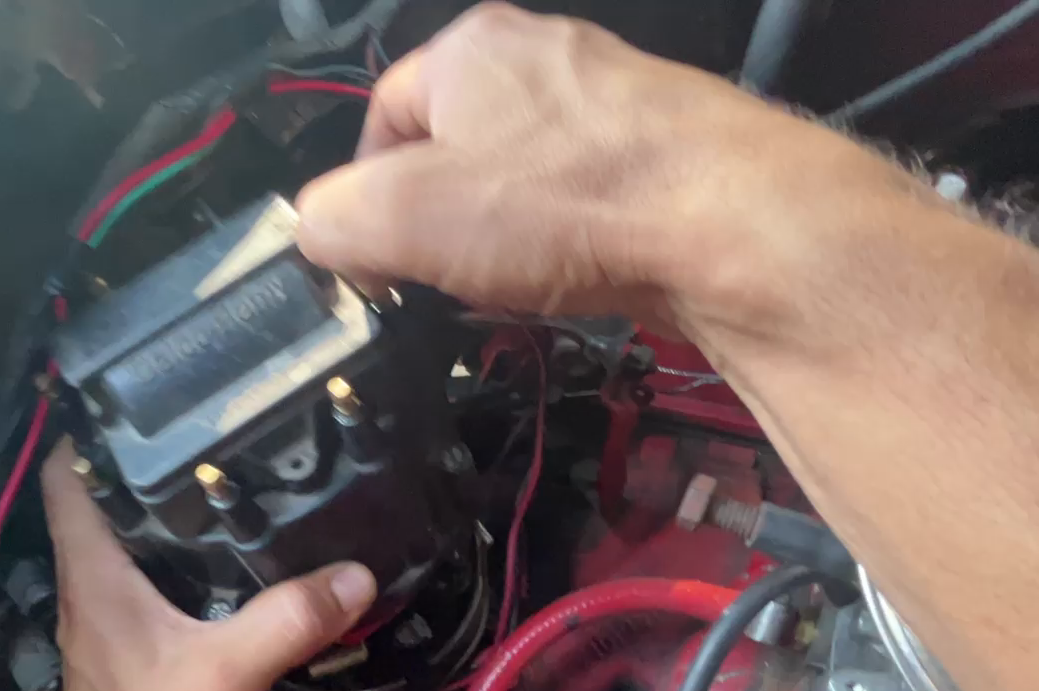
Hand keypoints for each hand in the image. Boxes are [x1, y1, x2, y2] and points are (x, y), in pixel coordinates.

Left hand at [37, 443, 376, 690]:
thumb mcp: (228, 670)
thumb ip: (290, 618)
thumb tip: (357, 575)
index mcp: (95, 575)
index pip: (68, 481)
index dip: (91, 435)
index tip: (142, 405)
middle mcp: (93, 590)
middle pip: (106, 506)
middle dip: (149, 468)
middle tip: (210, 436)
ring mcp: (112, 624)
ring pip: (133, 549)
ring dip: (170, 519)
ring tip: (231, 486)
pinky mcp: (136, 653)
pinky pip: (158, 588)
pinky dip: (188, 567)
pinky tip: (237, 566)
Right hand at [296, 3, 935, 355]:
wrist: (720, 227)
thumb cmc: (553, 207)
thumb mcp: (404, 218)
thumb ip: (335, 222)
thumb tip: (318, 236)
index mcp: (469, 53)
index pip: (381, 119)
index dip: (362, 197)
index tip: (374, 264)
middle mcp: (540, 62)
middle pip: (450, 153)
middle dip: (432, 225)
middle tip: (435, 283)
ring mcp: (605, 106)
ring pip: (513, 184)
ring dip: (492, 242)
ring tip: (500, 289)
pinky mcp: (652, 159)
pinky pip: (571, 204)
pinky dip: (551, 246)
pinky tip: (559, 281)